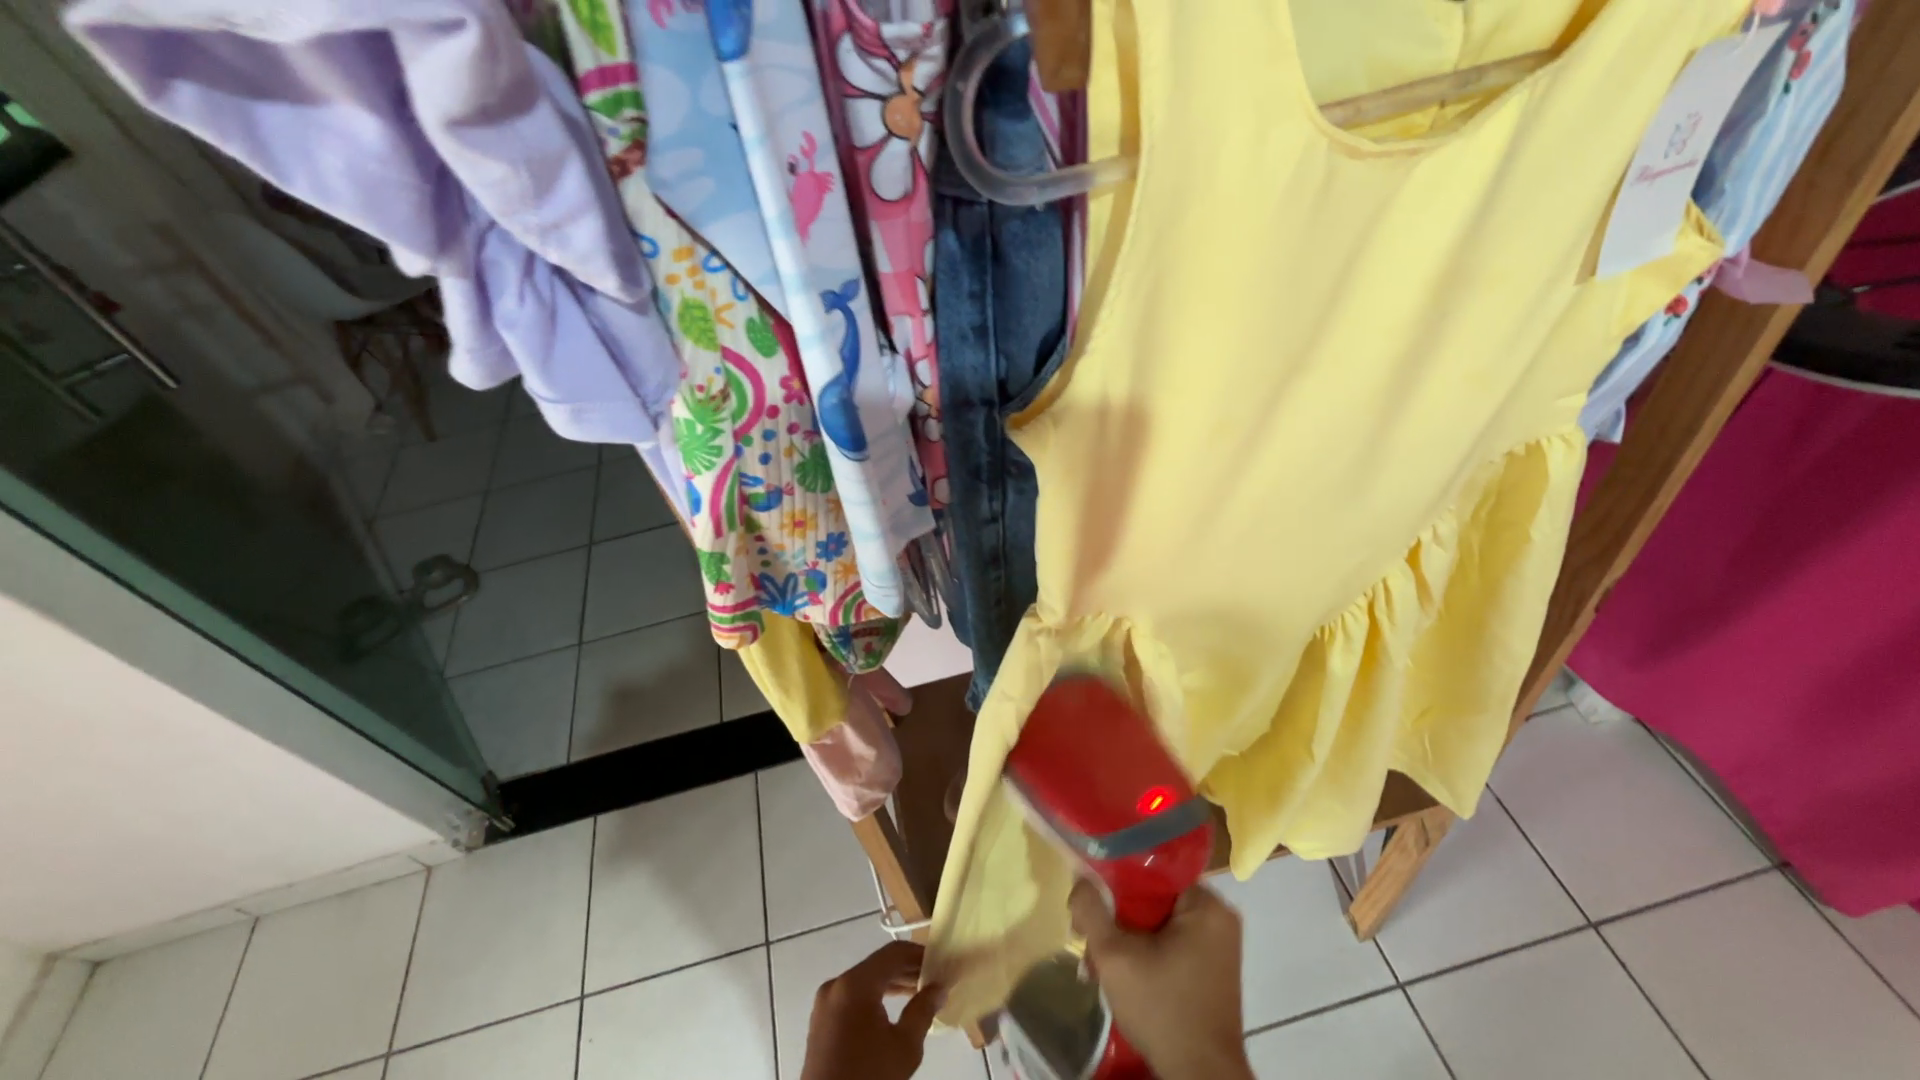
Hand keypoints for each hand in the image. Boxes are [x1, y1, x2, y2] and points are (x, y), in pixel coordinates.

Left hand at [800, 940, 946, 1079]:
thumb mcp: (905, 1045)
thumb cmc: (870, 1076)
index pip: (893, 953)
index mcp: (855, 985)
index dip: (920, 954)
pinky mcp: (822, 1019)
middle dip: (908, 969)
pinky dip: (875, 996)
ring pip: (865, 981)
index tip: (942, 962)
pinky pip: (853, 996)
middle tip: (936, 978)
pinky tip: (896, 1007)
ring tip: (922, 992)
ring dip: (893, 983)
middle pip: (878, 965)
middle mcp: (836, 985)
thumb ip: (923, 1010)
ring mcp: (825, 1002)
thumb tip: (939, 988)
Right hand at [1070, 879, 1255, 1079]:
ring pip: (1159, 923)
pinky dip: (1146, 952)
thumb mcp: (1114, 956)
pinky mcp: (1212, 968)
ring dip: (1127, 938)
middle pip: (1154, 898)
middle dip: (1117, 916)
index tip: (1090, 898)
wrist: (1200, 1074)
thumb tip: (1080, 877)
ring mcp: (1219, 945)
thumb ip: (1092, 910)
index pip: (1152, 872)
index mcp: (1206, 905)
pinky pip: (1172, 943)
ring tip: (1098, 961)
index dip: (1115, 880)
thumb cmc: (1161, 1008)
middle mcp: (1219, 918)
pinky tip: (1122, 973)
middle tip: (1087, 936)